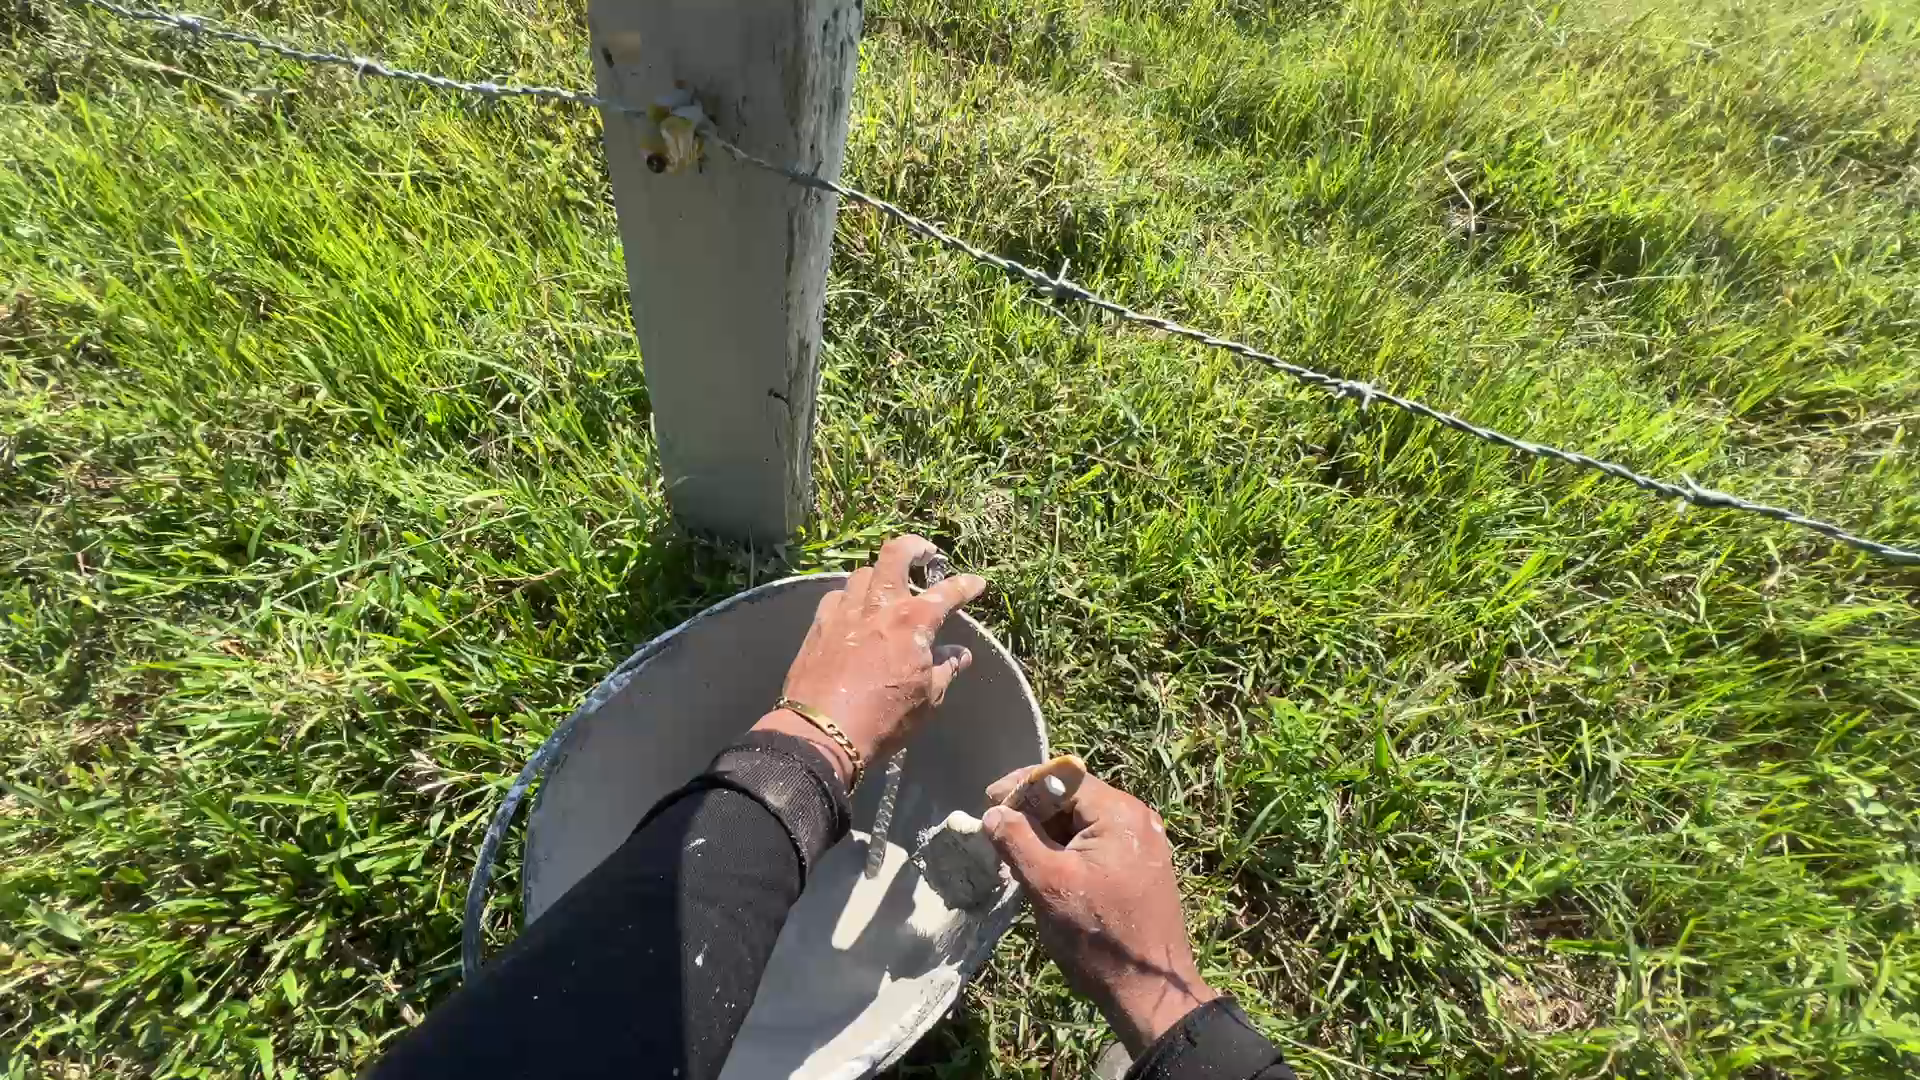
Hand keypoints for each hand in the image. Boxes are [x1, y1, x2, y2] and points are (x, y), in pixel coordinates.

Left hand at [753, 535, 986, 783]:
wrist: (822, 732)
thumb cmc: (884, 718)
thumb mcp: (928, 699)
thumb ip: (945, 669)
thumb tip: (960, 654)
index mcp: (913, 622)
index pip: (948, 592)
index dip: (967, 585)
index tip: (977, 583)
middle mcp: (880, 606)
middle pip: (895, 553)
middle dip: (915, 546)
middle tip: (926, 553)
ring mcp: (846, 611)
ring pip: (863, 572)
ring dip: (880, 574)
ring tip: (887, 587)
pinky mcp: (819, 624)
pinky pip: (837, 596)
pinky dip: (850, 597)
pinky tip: (853, 610)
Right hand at [982, 768, 1218, 1056]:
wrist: (1151, 994)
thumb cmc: (1098, 937)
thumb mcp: (1047, 885)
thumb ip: (1016, 840)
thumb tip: (993, 812)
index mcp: (1118, 812)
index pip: (1061, 777)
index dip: (1021, 786)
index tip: (989, 802)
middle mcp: (1135, 816)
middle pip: (1072, 795)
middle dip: (1032, 809)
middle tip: (999, 830)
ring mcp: (1142, 839)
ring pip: (1082, 818)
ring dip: (1048, 829)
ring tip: (1017, 851)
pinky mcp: (1141, 862)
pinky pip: (1096, 838)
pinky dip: (1068, 845)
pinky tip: (1045, 866)